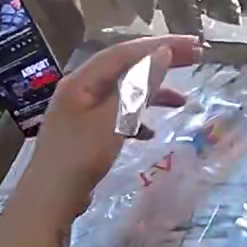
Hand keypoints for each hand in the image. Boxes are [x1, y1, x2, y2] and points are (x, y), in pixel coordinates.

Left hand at [15, 35, 200, 218]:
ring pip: (123, 95)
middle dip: (159, 65)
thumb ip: (138, 86)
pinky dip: (137, 120)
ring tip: (182, 102)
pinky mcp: (85, 135)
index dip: (161, 46)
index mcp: (82, 81)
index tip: (195, 46)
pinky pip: (116, 117)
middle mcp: (80, 90)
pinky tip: (151, 133)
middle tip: (195, 60)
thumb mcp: (113, 119)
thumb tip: (163, 53)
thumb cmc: (79, 157)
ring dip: (152, 95)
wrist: (50, 200)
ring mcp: (81, 113)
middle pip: (125, 69)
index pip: (125, 52)